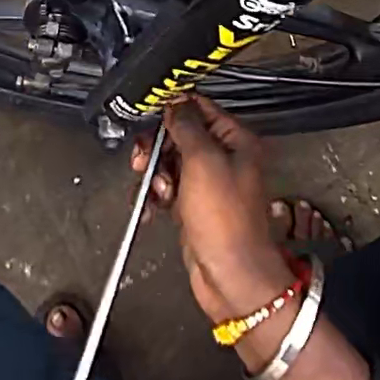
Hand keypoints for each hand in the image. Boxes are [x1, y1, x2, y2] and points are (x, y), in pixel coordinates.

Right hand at [132, 97, 295, 323]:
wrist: (230, 276)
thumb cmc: (224, 217)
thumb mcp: (203, 161)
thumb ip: (187, 126)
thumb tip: (175, 102)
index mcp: (235, 139)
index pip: (201, 108)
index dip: (174, 109)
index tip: (150, 113)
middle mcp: (224, 157)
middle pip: (181, 135)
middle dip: (159, 146)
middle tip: (144, 160)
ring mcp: (208, 182)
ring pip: (170, 162)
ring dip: (156, 174)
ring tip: (156, 191)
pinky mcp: (193, 205)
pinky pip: (168, 187)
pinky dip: (156, 195)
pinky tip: (152, 207)